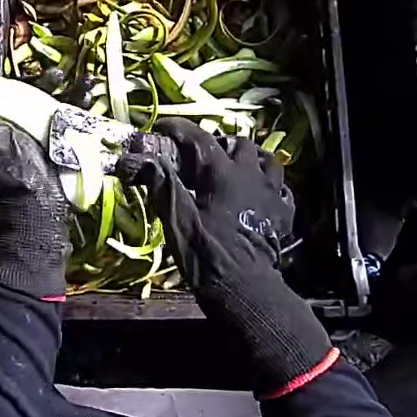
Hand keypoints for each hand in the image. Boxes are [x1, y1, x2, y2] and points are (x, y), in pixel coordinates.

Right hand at [118, 119, 335, 397]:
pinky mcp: (282, 215)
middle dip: (217, 143)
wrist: (245, 288)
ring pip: (266, 161)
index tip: (160, 128)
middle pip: (237, 144)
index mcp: (222, 173)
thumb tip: (134, 159)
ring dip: (249, 159)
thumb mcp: (176, 218)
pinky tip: (258, 194)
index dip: (178, 129)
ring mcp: (271, 194)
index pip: (199, 138)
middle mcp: (251, 175)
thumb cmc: (207, 254)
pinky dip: (268, 186)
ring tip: (234, 167)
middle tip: (199, 156)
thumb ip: (159, 184)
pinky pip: (281, 189)